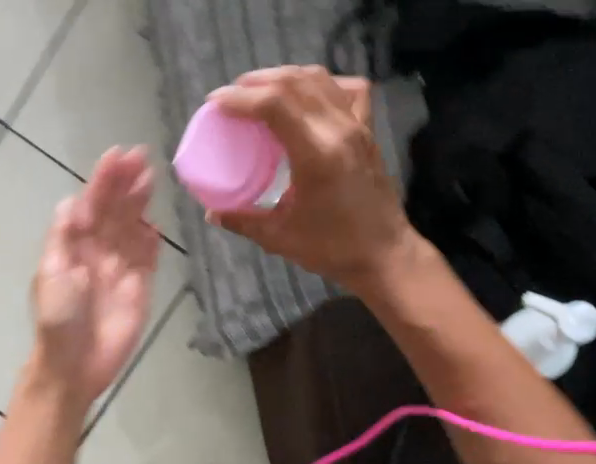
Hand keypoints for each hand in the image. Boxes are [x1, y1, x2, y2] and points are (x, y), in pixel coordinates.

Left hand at [30, 146, 160, 402]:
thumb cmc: (58, 322)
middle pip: (114, 211)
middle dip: (125, 185)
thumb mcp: (52, 276)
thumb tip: (71, 201)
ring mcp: (118, 270)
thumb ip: (64, 239)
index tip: (118, 156)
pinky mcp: (138, 290)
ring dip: (140, 205)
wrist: (74, 366)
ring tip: (151, 178)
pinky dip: (151, 242)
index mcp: (73, 247)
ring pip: (132, 229)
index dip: (104, 181)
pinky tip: (155, 226)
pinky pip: (147, 259)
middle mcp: (96, 253)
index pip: (91, 205)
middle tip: (142, 157)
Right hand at [206, 66, 420, 291]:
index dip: (240, 98)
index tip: (215, 103)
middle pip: (294, 83)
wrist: (383, 254)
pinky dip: (323, 84)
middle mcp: (338, 129)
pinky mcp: (367, 130)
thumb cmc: (332, 249)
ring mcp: (357, 125)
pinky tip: (307, 95)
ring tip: (260, 89)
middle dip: (256, 82)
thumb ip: (244, 221)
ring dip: (285, 77)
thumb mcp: (280, 237)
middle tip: (231, 96)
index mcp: (316, 154)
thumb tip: (212, 213)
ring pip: (319, 79)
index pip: (275, 105)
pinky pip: (347, 90)